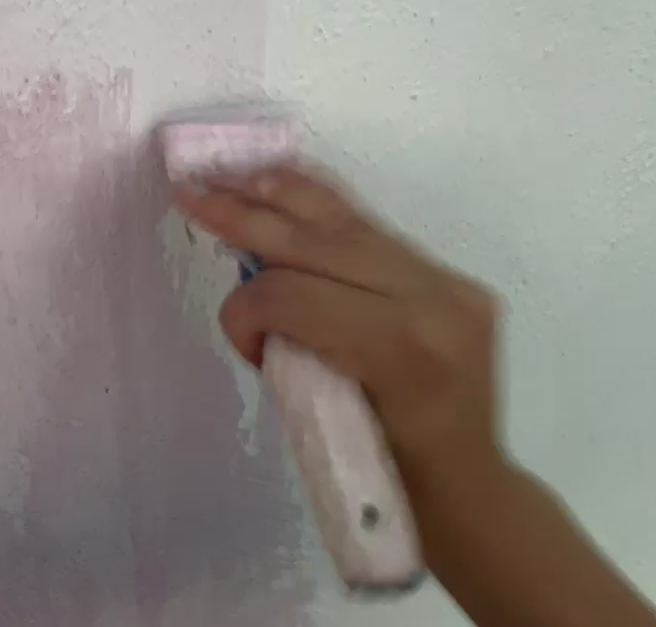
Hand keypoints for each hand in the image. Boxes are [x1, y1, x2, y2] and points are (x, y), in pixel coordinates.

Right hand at [172, 162, 505, 489]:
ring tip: (225, 175)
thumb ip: (286, 343)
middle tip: (189, 191)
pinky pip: (364, 221)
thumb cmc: (385, 467)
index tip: (240, 339)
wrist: (467, 480)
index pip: (292, 295)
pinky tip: (275, 181)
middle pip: (312, 240)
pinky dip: (311, 199)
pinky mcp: (447, 270)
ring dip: (273, 192)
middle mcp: (433, 299)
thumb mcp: (320, 413)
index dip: (246, 307)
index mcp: (402, 348)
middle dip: (241, 214)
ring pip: (339, 215)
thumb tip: (255, 288)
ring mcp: (446, 278)